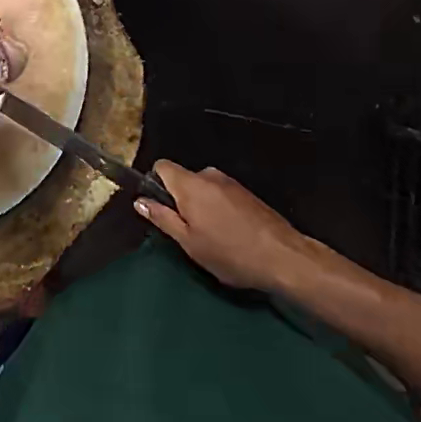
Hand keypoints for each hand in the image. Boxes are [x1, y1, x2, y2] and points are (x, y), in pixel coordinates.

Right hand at [134, 161, 317, 292]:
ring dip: (199, 207)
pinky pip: (219, 193)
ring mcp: (230, 182)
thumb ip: (162, 218)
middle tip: (185, 233)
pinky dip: (216, 208)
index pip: (162, 166)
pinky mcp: (245, 191)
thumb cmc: (229, 253)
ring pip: (202, 188)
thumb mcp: (189, 242)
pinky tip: (227, 234)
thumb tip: (140, 201)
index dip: (155, 183)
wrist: (280, 255)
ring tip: (209, 238)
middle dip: (179, 201)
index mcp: (191, 184)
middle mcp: (209, 175)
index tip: (158, 208)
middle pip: (183, 179)